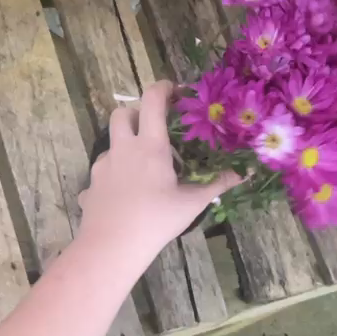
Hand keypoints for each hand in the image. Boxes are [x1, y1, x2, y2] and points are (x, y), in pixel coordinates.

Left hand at [76, 80, 238, 265]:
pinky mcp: (90, 185)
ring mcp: (102, 167)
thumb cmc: (156, 220)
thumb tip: (246, 171)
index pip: (152, 100)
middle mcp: (122, 149)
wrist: (112, 247)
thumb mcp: (192, 203)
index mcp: (150, 146)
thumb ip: (218, 183)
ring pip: (110, 144)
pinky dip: (114, 177)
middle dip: (136, 113)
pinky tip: (125, 196)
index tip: (174, 91)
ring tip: (142, 169)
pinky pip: (102, 174)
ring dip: (125, 146)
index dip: (163, 88)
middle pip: (121, 113)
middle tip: (152, 128)